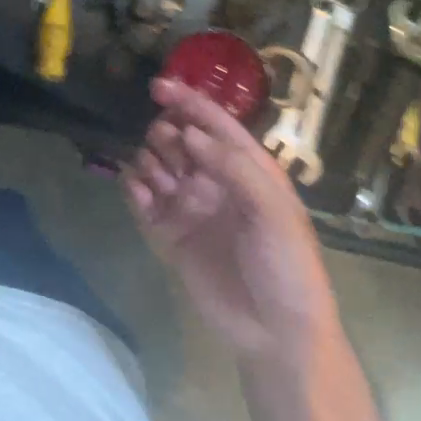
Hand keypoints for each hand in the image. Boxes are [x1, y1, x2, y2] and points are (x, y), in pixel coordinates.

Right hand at [125, 77, 339, 360]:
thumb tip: (189, 134)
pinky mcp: (168, 233)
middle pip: (178, 139)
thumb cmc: (287, 265)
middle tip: (168, 152)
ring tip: (158, 180)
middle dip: (165, 135)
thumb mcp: (273, 210)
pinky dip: (133, 189)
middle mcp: (214, 180)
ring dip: (149, 161)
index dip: (186, 102)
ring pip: (155, 164)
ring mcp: (189, 206)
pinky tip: (139, 193)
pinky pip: (140, 199)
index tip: (156, 87)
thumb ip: (232, 166)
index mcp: (247, 169)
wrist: (276, 332)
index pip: (213, 123)